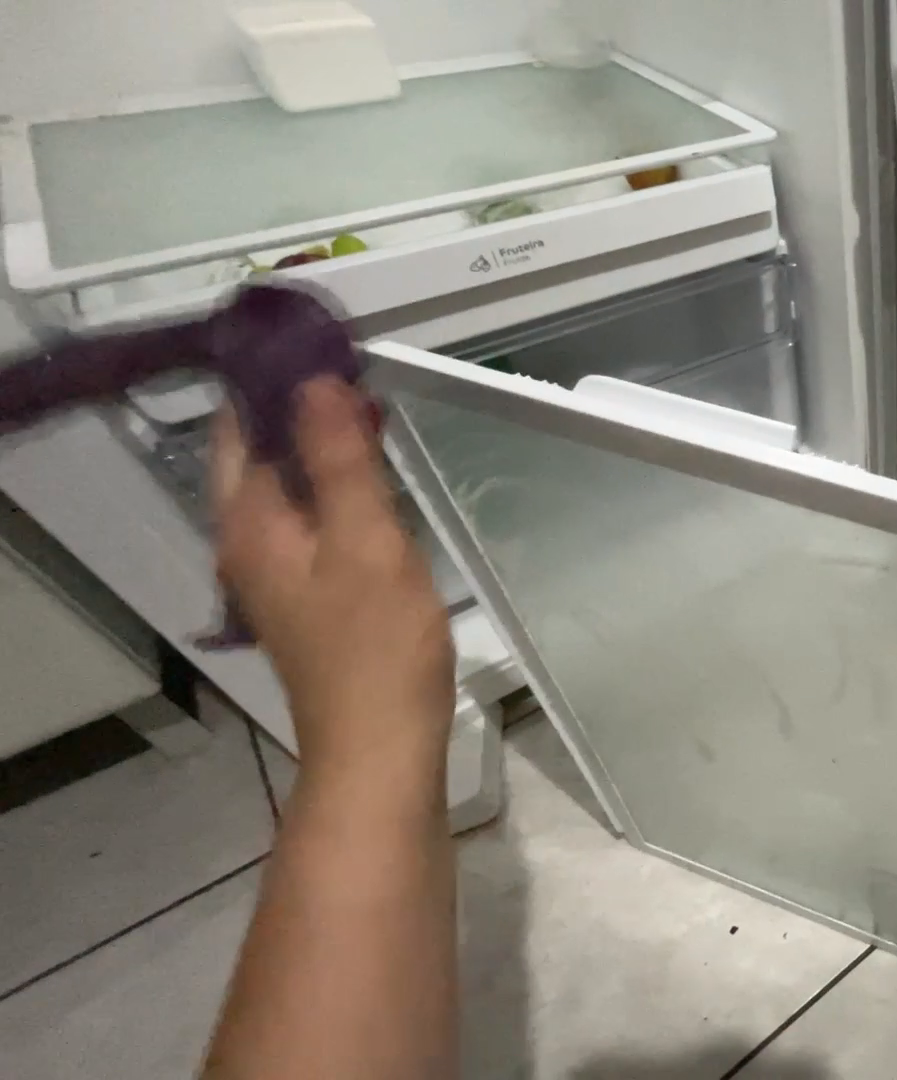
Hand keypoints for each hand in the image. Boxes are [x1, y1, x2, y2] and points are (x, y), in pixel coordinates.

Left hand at [212, 378, 453, 777]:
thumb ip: (342, 465)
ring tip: (374, 418)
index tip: (330, 348)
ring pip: (290, 488)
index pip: (246, 427)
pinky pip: (312, 519)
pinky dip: (338, 488)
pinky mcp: (310, 591)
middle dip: (303, 411)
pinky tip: (376, 486)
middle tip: (364, 378)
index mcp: (250, 522)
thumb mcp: (368, 542)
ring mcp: (277, 570)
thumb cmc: (378, 640)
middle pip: (263, 456)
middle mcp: (248, 540)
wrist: (381, 732)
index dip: (278, 382)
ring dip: (323, 449)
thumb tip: (317, 384)